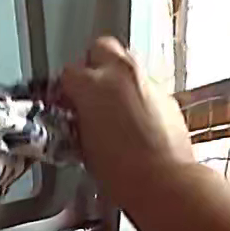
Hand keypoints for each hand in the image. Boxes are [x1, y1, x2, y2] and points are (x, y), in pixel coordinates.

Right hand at [59, 38, 193, 194]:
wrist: (163, 181)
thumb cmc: (123, 172)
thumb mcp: (85, 147)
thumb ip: (79, 124)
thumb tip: (78, 121)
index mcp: (92, 86)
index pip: (68, 74)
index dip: (63, 90)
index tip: (63, 104)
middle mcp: (121, 74)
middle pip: (101, 49)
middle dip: (92, 66)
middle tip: (86, 92)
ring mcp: (146, 82)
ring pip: (126, 63)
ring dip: (115, 78)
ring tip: (109, 108)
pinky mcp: (166, 95)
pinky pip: (145, 85)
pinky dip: (136, 96)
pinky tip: (132, 122)